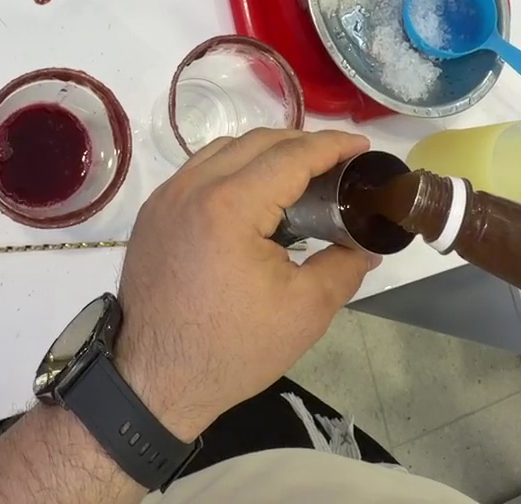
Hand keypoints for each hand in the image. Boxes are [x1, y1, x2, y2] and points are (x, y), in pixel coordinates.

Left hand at [113, 129, 379, 439]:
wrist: (152, 380)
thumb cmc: (230, 347)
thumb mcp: (303, 312)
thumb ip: (344, 267)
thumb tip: (368, 245)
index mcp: (229, 205)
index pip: (290, 156)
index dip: (331, 146)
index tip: (361, 145)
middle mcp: (193, 186)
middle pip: (257, 142)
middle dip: (302, 143)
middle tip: (337, 162)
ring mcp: (168, 195)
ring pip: (225, 148)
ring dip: (265, 151)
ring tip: (299, 174)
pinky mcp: (155, 211)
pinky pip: (200, 168)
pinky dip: (233, 166)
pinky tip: (254, 192)